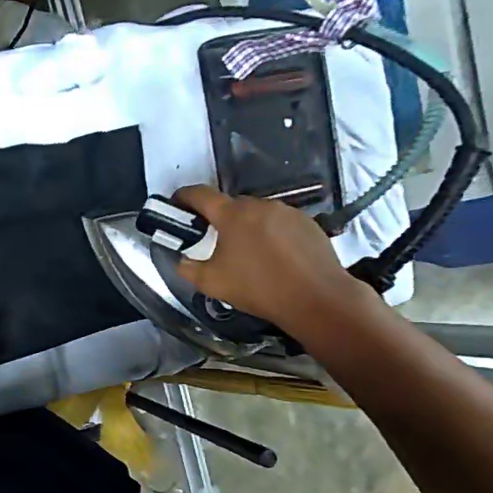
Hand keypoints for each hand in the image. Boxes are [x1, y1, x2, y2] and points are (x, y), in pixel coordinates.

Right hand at [171, 184, 366, 328]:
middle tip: (213, 241)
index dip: (184, 196)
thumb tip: (181, 259)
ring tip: (247, 253)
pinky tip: (273, 257)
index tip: (176, 205)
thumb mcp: (211, 282)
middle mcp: (260, 205)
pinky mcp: (308, 223)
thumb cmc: (258, 287)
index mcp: (232, 214)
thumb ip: (188, 267)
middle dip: (218, 219)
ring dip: (246, 227)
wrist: (316, 298)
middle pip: (231, 204)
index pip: (200, 194)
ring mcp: (287, 212)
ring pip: (257, 214)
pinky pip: (279, 222)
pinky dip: (270, 234)